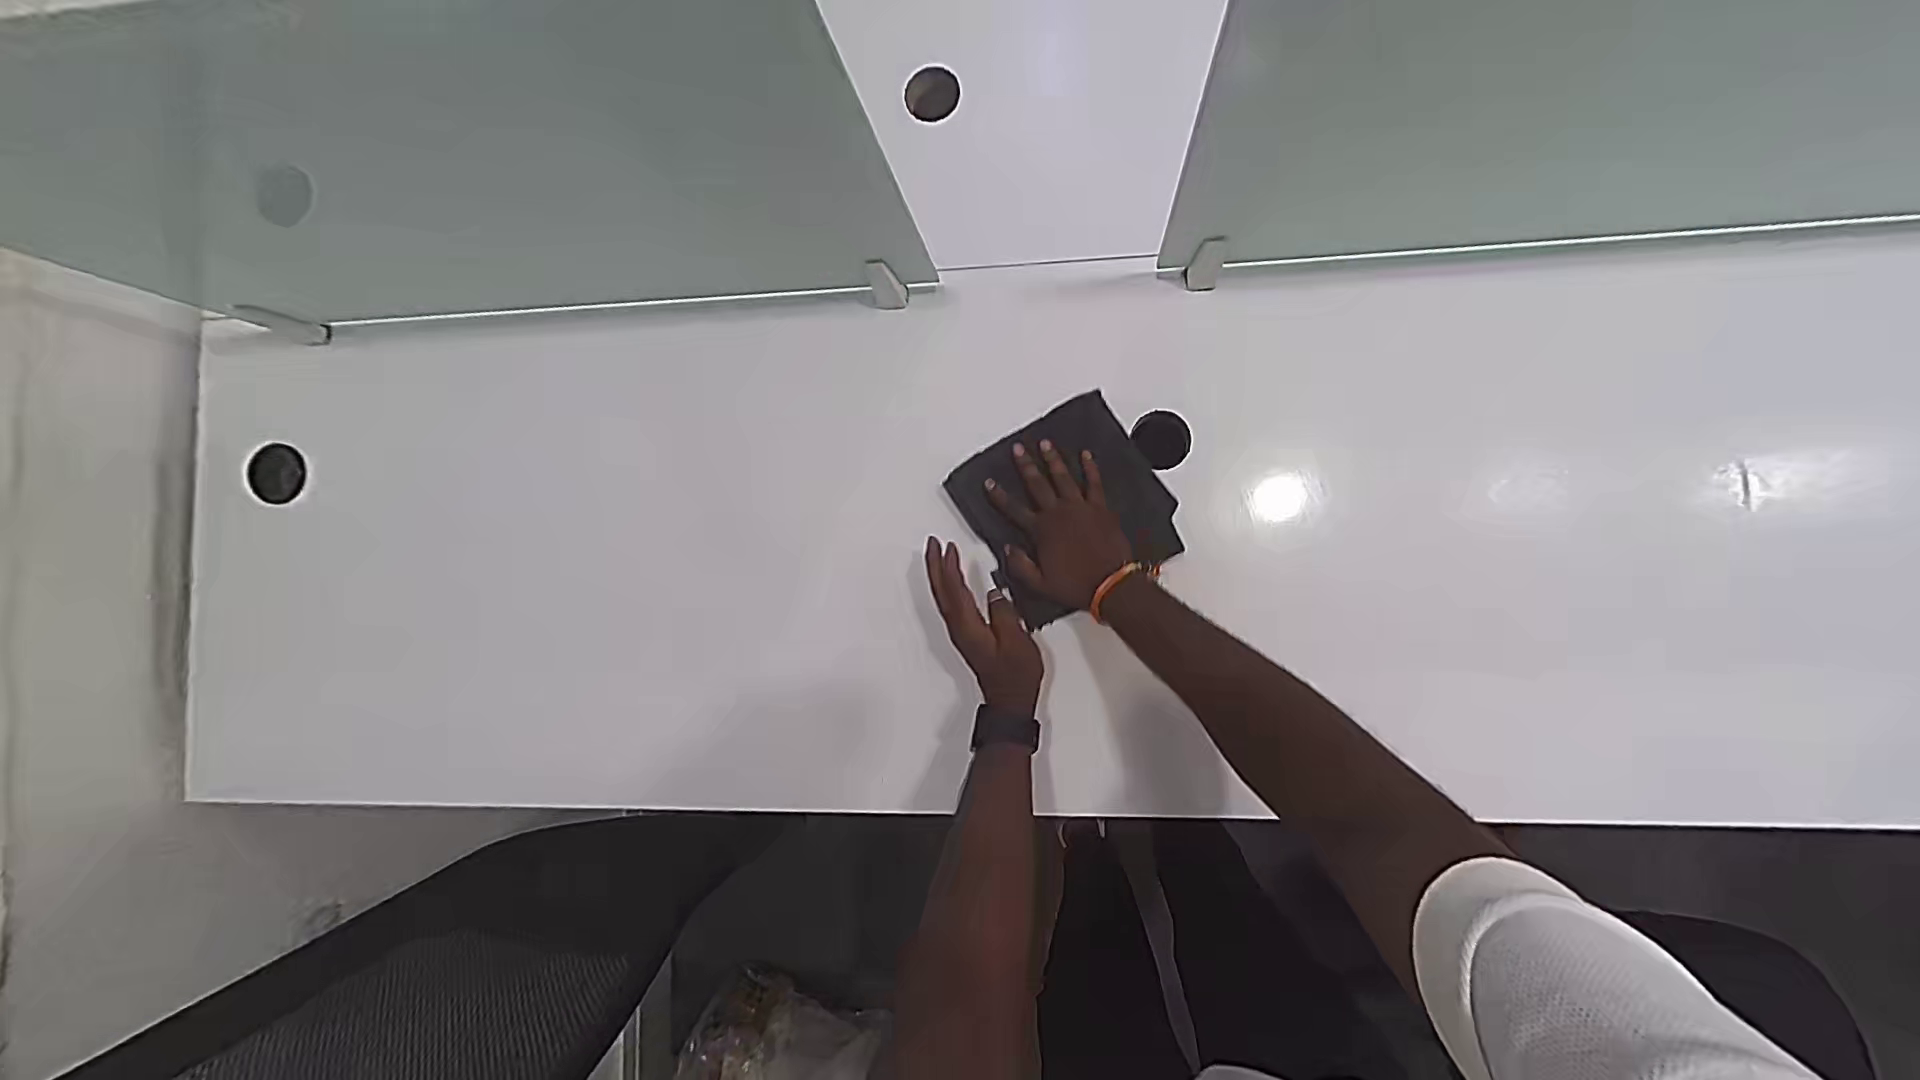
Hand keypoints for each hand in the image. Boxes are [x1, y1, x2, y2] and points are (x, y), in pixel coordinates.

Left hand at [924, 537, 1043, 714]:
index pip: (954, 589)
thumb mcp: (1017, 641)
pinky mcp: (967, 635)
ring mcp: (961, 632)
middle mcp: (959, 628)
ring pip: (944, 597)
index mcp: (968, 626)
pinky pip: (951, 604)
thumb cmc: (1015, 675)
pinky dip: (949, 588)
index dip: (948, 566)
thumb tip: (996, 593)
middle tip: (933, 544)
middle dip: (936, 565)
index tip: (946, 546)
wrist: (1010, 701)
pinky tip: (954, 583)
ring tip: (941, 556)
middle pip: (942, 590)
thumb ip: (1004, 614)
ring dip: (940, 575)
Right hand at [984, 440, 1133, 609]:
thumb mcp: (1039, 583)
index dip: (999, 496)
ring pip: (1062, 477)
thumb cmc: (1077, 585)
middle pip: (1037, 484)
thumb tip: (1007, 550)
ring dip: (1053, 459)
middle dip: (1025, 465)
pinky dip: (1089, 467)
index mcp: (1041, 531)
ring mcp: (1080, 508)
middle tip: (1018, 449)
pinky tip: (1085, 455)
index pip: (1013, 509)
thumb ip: (1020, 565)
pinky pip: (1094, 482)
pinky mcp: (1100, 508)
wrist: (1110, 585)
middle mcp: (1058, 514)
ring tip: (1045, 444)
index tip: (989, 483)